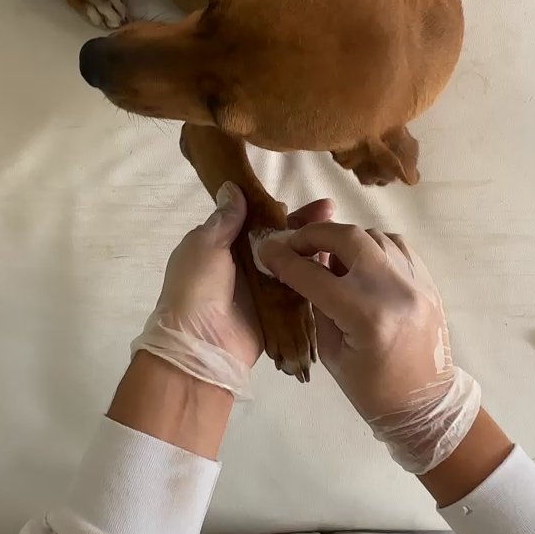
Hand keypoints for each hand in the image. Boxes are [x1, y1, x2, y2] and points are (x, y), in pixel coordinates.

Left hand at [132, 183, 332, 396]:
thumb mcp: (204, 246)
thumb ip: (224, 220)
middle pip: (278, 240)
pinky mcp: (278, 310)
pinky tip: (337, 261)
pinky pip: (299, 288)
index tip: (297, 199)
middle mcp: (243, 265)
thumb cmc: (195, 289)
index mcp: (221, 247)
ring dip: (313, 247)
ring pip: (292, 262)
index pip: (253, 221)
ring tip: (338, 230)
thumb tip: (232, 188)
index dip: (275, 209)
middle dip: (302, 225)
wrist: (200, 346)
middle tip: (330, 209)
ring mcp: (262, 289)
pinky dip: (315, 276)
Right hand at [257, 224, 480, 472]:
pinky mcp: (428, 281)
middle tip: (296, 244)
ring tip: (330, 257)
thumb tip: (305, 268)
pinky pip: (396, 245)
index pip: (314, 275)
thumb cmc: (372, 390)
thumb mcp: (331, 352)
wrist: (425, 405)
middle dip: (315, 235)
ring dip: (345, 240)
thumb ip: (318, 305)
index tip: (266, 249)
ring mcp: (416, 282)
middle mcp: (394, 290)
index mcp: (366, 317)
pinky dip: (373, 246)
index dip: (284, 259)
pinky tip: (361, 262)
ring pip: (374, 236)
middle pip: (348, 238)